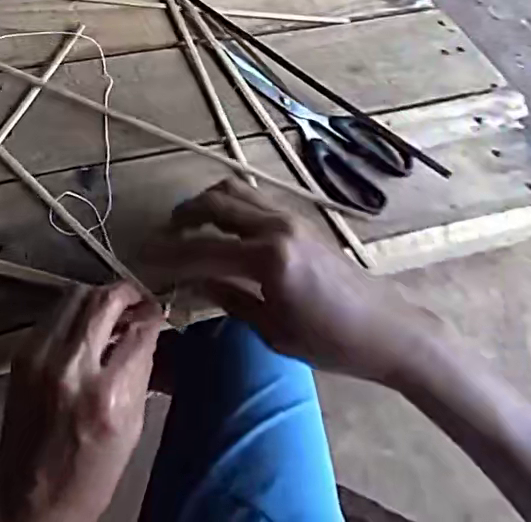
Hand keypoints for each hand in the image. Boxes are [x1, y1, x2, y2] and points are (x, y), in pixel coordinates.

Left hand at [0, 283, 163, 521]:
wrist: (26, 504)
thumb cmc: (89, 474)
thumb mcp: (131, 426)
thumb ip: (141, 370)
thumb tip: (149, 328)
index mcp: (106, 395)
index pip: (139, 330)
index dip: (154, 315)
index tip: (159, 312)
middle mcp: (71, 368)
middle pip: (105, 300)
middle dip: (129, 294)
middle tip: (139, 302)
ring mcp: (41, 357)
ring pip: (78, 294)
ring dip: (101, 297)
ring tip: (114, 311)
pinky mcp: (23, 354)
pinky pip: (56, 311)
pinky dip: (77, 310)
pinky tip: (87, 326)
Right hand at [148, 179, 439, 384]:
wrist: (384, 325)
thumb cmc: (330, 341)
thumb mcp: (273, 331)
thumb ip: (230, 298)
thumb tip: (194, 280)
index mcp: (269, 258)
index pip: (204, 249)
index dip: (171, 256)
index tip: (146, 261)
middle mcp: (277, 225)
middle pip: (217, 201)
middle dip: (184, 215)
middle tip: (163, 236)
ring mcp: (290, 215)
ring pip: (237, 189)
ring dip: (207, 201)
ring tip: (187, 224)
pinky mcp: (299, 217)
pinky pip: (255, 196)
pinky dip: (230, 201)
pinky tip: (221, 224)